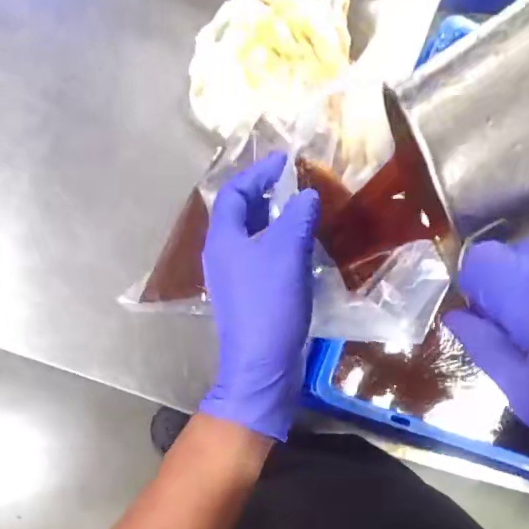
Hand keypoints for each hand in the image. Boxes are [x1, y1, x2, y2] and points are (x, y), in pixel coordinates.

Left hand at [199, 151, 321, 440]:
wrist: (262, 367)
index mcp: (223, 239)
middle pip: (240, 216)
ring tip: (301, 215)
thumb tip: (306, 196)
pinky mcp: (248, 302)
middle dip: (266, 197)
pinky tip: (300, 254)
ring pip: (252, 241)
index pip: (234, 192)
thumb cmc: (269, 306)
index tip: (284, 162)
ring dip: (274, 224)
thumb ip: (297, 217)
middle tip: (294, 186)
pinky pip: (261, 264)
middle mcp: (222, 257)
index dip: (258, 173)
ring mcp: (233, 282)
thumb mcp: (287, 253)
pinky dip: (279, 250)